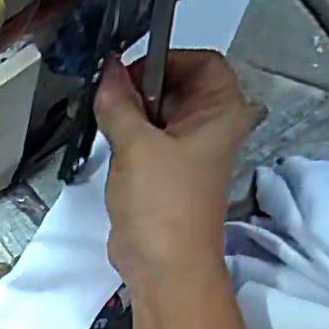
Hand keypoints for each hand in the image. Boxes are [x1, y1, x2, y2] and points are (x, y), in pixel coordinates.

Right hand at [94, 49, 254, 288]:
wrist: (164, 267)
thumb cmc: (162, 203)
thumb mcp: (136, 147)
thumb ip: (119, 105)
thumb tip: (107, 70)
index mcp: (222, 111)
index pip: (199, 62)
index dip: (163, 61)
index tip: (125, 74)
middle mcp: (211, 128)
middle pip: (176, 88)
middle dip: (140, 90)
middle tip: (107, 100)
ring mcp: (188, 154)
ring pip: (158, 118)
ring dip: (130, 117)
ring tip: (105, 125)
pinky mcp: (165, 177)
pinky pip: (147, 145)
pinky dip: (128, 140)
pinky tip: (109, 147)